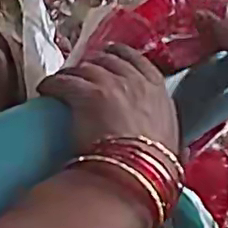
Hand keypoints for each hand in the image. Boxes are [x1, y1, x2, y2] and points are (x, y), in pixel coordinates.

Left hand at [39, 44, 180, 155]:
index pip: (138, 60)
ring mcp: (109, 83)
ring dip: (73, 73)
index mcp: (158, 89)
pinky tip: (46, 89)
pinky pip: (63, 81)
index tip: (111, 57)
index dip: (121, 56)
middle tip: (83, 70)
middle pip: (108, 60)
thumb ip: (174, 141)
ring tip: (63, 80)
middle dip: (94, 62)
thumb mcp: (174, 146)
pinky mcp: (86, 93)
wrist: (139, 170)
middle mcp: (134, 79)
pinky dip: (53, 83)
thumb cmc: (158, 164)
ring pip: (84, 68)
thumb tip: (182, 154)